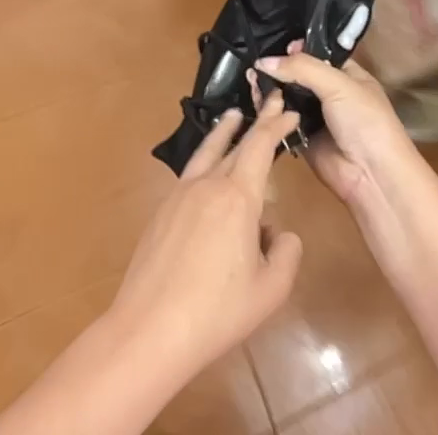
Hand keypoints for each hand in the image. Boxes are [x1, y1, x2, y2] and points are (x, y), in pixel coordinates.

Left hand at [104, 92, 304, 376]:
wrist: (149, 331)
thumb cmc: (217, 311)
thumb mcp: (271, 288)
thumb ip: (286, 252)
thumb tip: (275, 233)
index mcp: (238, 197)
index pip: (260, 146)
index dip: (275, 124)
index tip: (288, 109)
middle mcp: (207, 187)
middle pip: (234, 145)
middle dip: (256, 124)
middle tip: (270, 105)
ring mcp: (179, 198)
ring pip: (206, 155)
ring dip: (223, 134)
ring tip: (232, 119)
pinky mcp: (161, 215)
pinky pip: (189, 177)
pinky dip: (205, 163)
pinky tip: (208, 175)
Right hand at [254, 44, 418, 209]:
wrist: (370, 174)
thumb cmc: (365, 121)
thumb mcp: (339, 85)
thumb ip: (303, 68)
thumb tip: (263, 61)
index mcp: (348, 75)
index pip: (320, 54)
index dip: (299, 49)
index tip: (275, 45)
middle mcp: (331, 93)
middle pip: (300, 75)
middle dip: (279, 69)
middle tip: (254, 62)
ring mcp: (316, 116)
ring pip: (288, 97)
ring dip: (270, 89)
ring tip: (249, 76)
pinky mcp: (302, 137)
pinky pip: (282, 120)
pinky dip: (268, 111)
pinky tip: (253, 99)